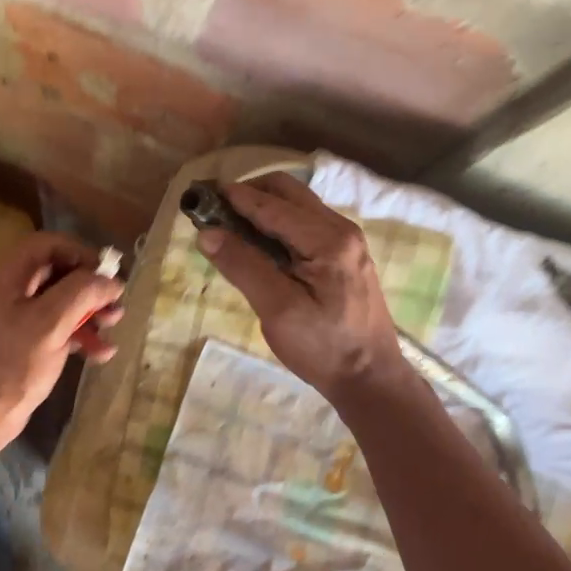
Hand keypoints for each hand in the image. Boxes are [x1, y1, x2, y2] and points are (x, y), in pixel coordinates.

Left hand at [0, 232, 124, 441]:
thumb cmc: (14, 365)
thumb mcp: (51, 324)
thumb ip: (82, 293)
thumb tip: (110, 279)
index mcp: (2, 277)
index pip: (45, 245)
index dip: (80, 253)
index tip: (106, 274)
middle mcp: (1, 290)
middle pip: (53, 274)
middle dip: (88, 289)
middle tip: (115, 306)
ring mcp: (6, 316)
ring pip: (54, 302)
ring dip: (86, 313)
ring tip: (113, 327)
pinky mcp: (14, 340)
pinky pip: (48, 326)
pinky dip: (73, 334)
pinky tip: (99, 353)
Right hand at [196, 175, 406, 400]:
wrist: (371, 379)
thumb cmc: (323, 348)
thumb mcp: (277, 310)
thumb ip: (243, 266)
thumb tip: (206, 233)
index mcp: (328, 239)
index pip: (271, 205)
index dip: (233, 197)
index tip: (199, 193)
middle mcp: (340, 229)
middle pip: (287, 191)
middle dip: (247, 194)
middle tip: (213, 211)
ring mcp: (345, 241)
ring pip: (296, 205)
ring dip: (261, 207)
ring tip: (227, 226)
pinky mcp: (343, 255)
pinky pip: (303, 224)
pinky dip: (275, 223)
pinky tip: (255, 244)